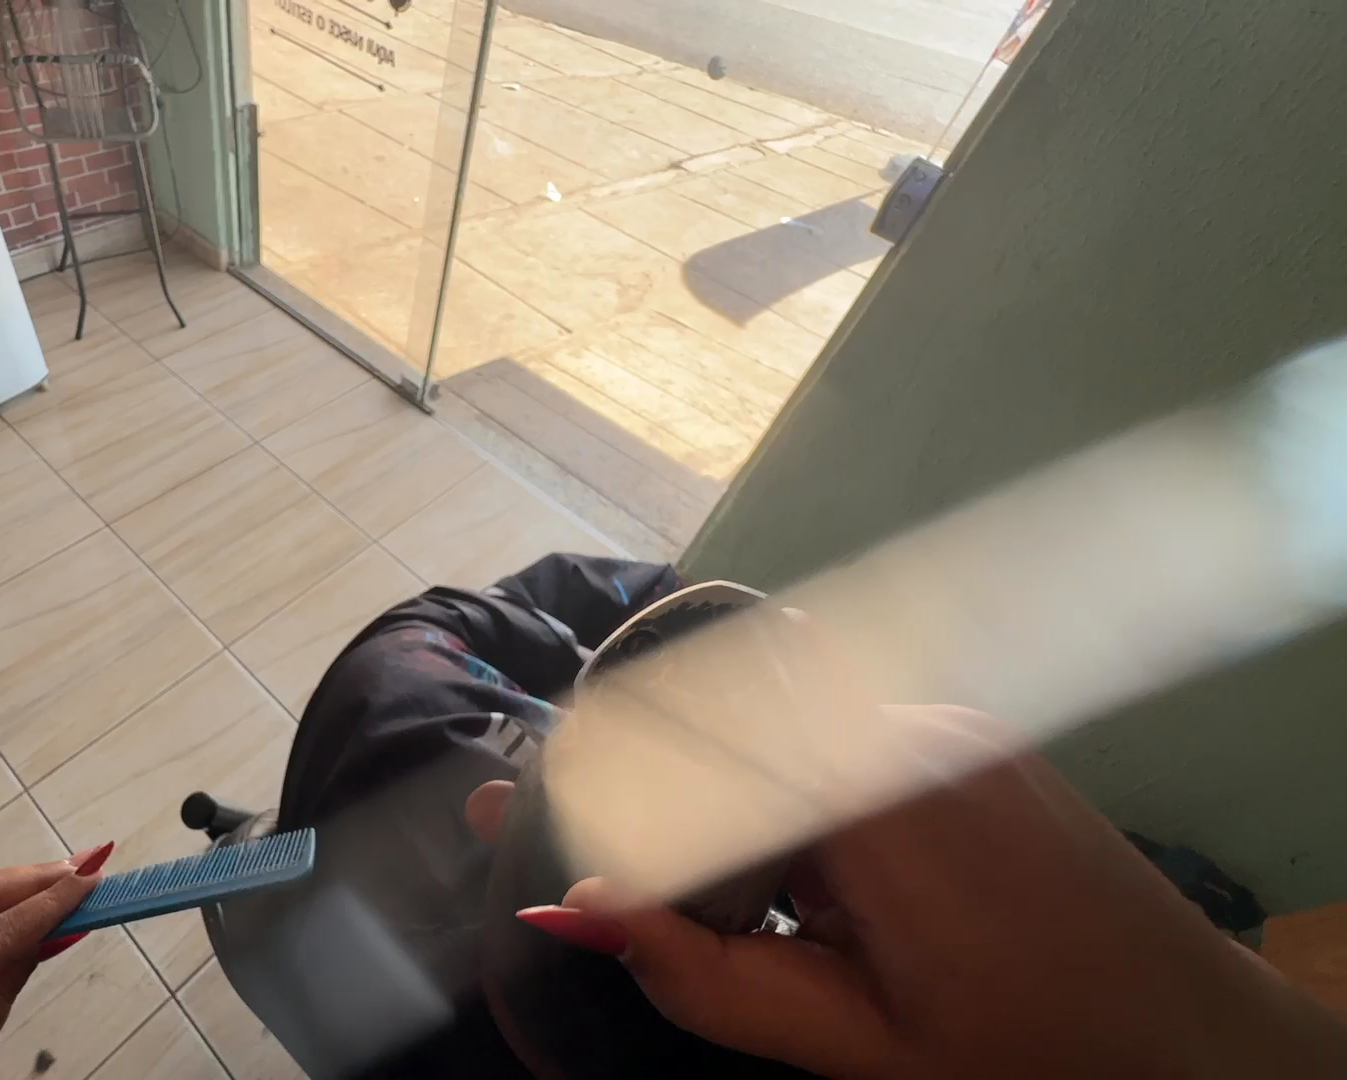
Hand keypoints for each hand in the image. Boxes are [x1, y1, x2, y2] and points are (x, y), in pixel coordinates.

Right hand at [480, 751, 1346, 1077]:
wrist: (1214, 1051)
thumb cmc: (1030, 1058)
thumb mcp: (850, 1043)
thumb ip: (698, 976)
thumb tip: (565, 910)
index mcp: (870, 798)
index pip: (695, 731)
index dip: (613, 752)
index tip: (548, 797)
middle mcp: (898, 725)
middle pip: (725, 714)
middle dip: (658, 770)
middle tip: (633, 839)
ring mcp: (933, 713)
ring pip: (772, 713)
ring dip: (726, 776)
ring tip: (756, 876)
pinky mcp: (953, 721)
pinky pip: (827, 720)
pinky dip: (784, 771)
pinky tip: (818, 854)